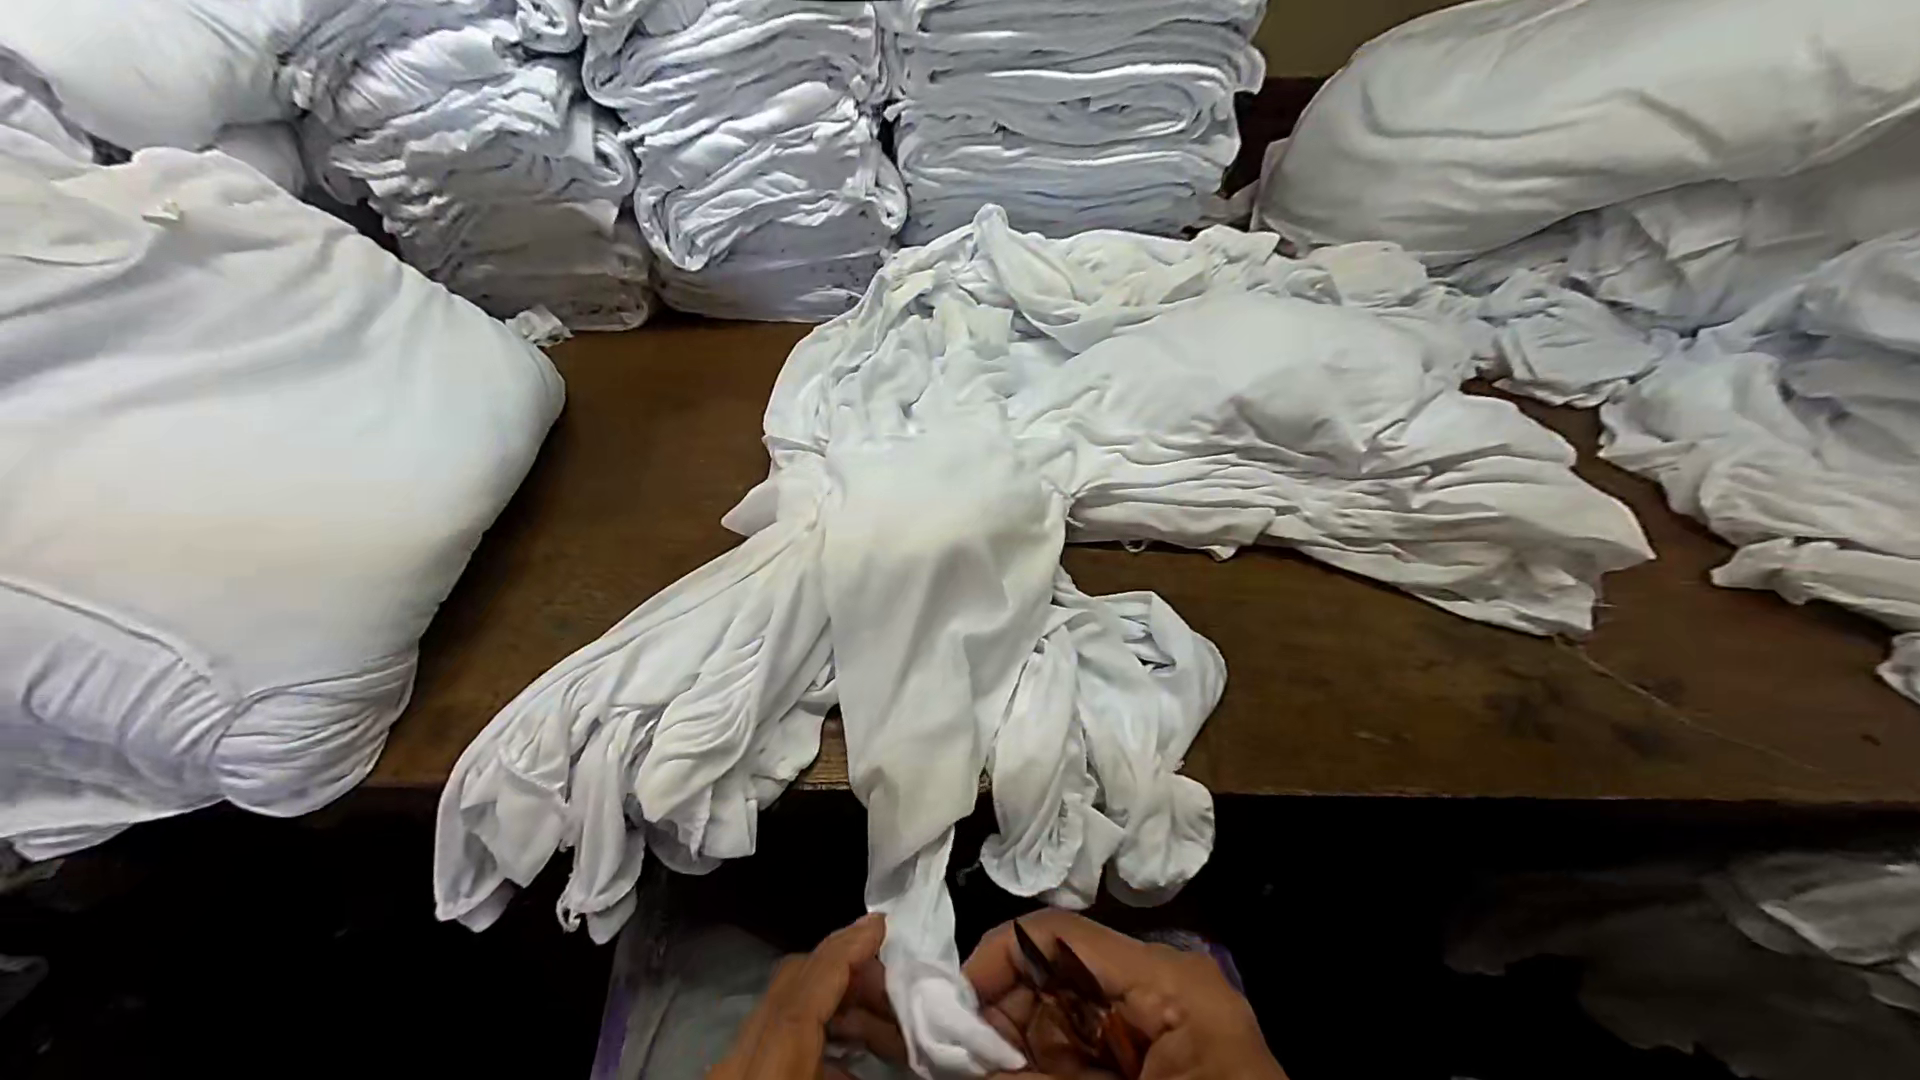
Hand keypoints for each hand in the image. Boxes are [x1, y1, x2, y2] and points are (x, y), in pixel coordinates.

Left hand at [712, 914, 907, 1079]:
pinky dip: (815, 1037)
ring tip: (885, 1029)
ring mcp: (729, 1071)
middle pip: (792, 986)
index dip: (844, 952)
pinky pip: (775, 1040)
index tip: (880, 924)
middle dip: (847, 972)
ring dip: (836, 1006)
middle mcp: (736, 1063)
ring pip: (784, 1010)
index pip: (802, 993)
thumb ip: (862, 1067)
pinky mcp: (733, 1078)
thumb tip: (909, 1034)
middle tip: (894, 987)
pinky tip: (851, 1063)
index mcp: (764, 1071)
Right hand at [963, 910, 1286, 1079]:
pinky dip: (1045, 1059)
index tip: (955, 1001)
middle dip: (1004, 1005)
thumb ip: (1046, 1077)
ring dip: (1017, 1036)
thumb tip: (968, 1062)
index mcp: (1162, 979)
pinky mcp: (1150, 1053)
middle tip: (956, 1046)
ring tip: (972, 1059)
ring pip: (1063, 1011)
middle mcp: (1155, 985)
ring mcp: (1154, 1022)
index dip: (1000, 955)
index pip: (1063, 934)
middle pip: (1057, 971)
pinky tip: (1008, 1069)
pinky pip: (1083, 1043)